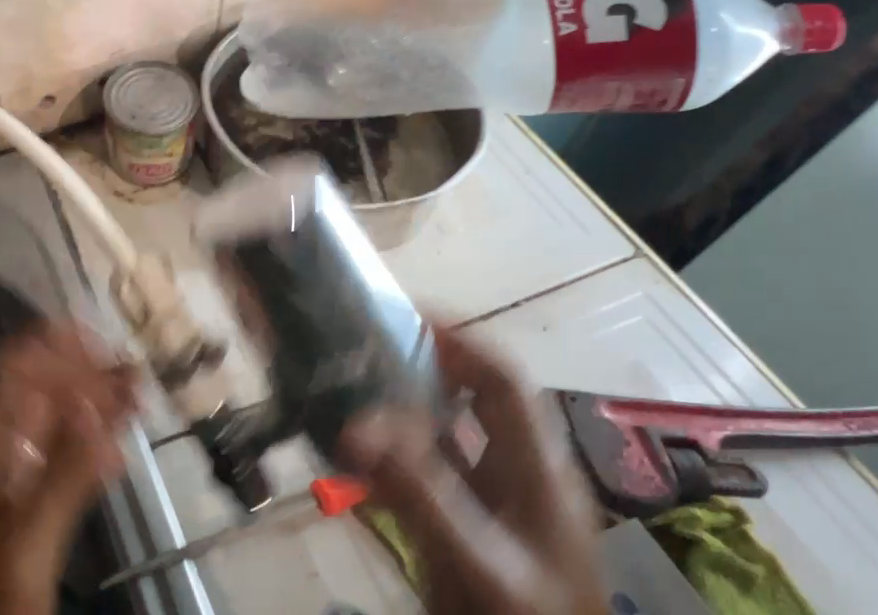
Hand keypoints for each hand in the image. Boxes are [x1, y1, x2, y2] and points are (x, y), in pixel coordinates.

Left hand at [0, 323, 136, 614]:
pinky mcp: (17, 530)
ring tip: (130, 392)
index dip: (41, 349)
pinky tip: (110, 446)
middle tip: (128, 367)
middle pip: (24, 402)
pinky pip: (49, 469)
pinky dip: (81, 447)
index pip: (2, 383)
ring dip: (83, 406)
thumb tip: (94, 407)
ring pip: (40, 434)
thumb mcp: (22, 557)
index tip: (93, 334)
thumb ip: (58, 483)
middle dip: (74, 374)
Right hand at [339, 326, 604, 614]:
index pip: (500, 379)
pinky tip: (349, 458)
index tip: (397, 312)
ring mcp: (492, 502)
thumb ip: (422, 497)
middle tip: (355, 344)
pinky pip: (424, 475)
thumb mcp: (482, 565)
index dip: (456, 338)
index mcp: (535, 467)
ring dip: (395, 408)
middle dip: (416, 363)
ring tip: (341, 386)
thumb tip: (355, 427)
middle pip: (469, 396)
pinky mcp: (469, 528)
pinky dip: (387, 458)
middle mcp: (515, 472)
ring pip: (442, 433)